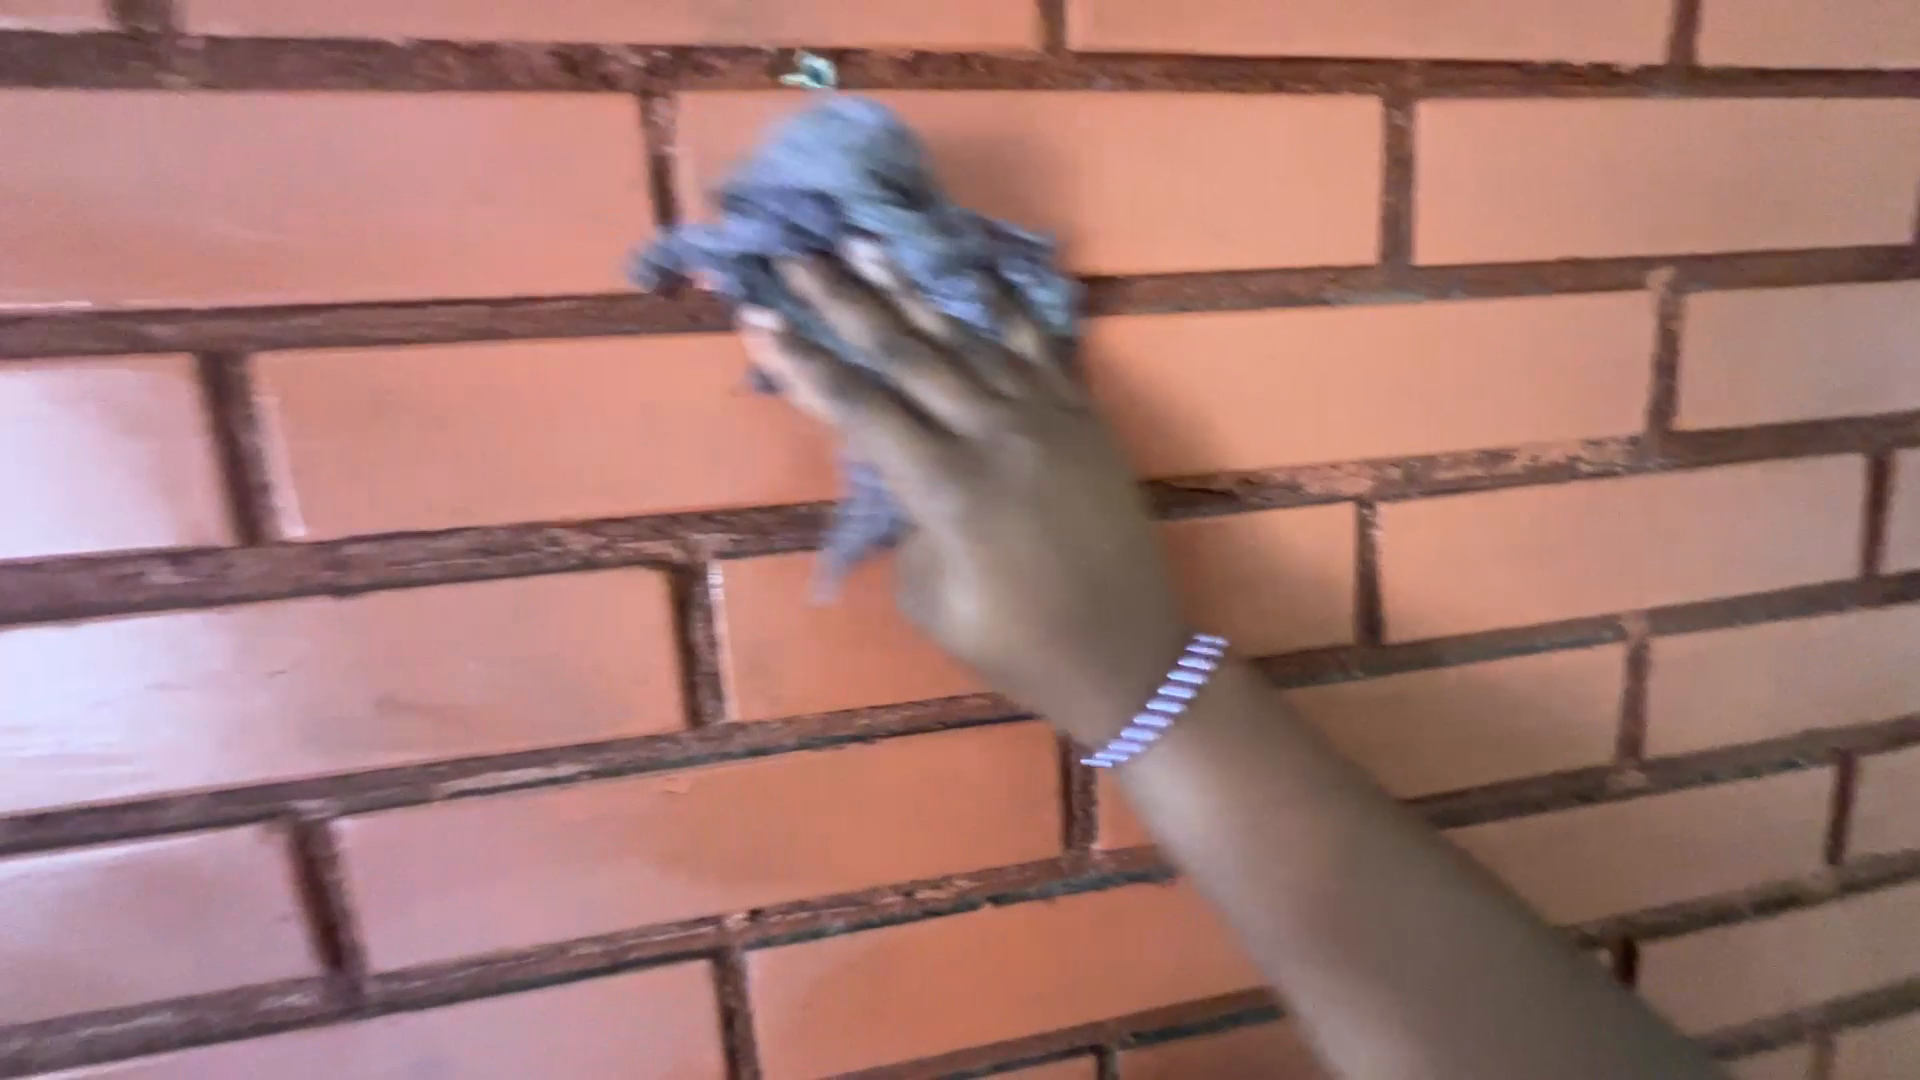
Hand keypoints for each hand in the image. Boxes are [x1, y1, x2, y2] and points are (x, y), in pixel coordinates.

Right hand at [737, 245, 1187, 744]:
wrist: (1126, 655)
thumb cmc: (1017, 645)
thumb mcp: (930, 595)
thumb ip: (906, 520)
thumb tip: (901, 467)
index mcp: (948, 489)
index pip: (859, 408)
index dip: (803, 362)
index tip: (757, 317)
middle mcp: (994, 433)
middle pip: (905, 353)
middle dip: (845, 302)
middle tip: (800, 255)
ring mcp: (1046, 415)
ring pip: (966, 337)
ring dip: (911, 289)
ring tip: (867, 243)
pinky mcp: (1083, 415)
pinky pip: (1038, 345)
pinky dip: (1001, 305)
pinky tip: (972, 269)